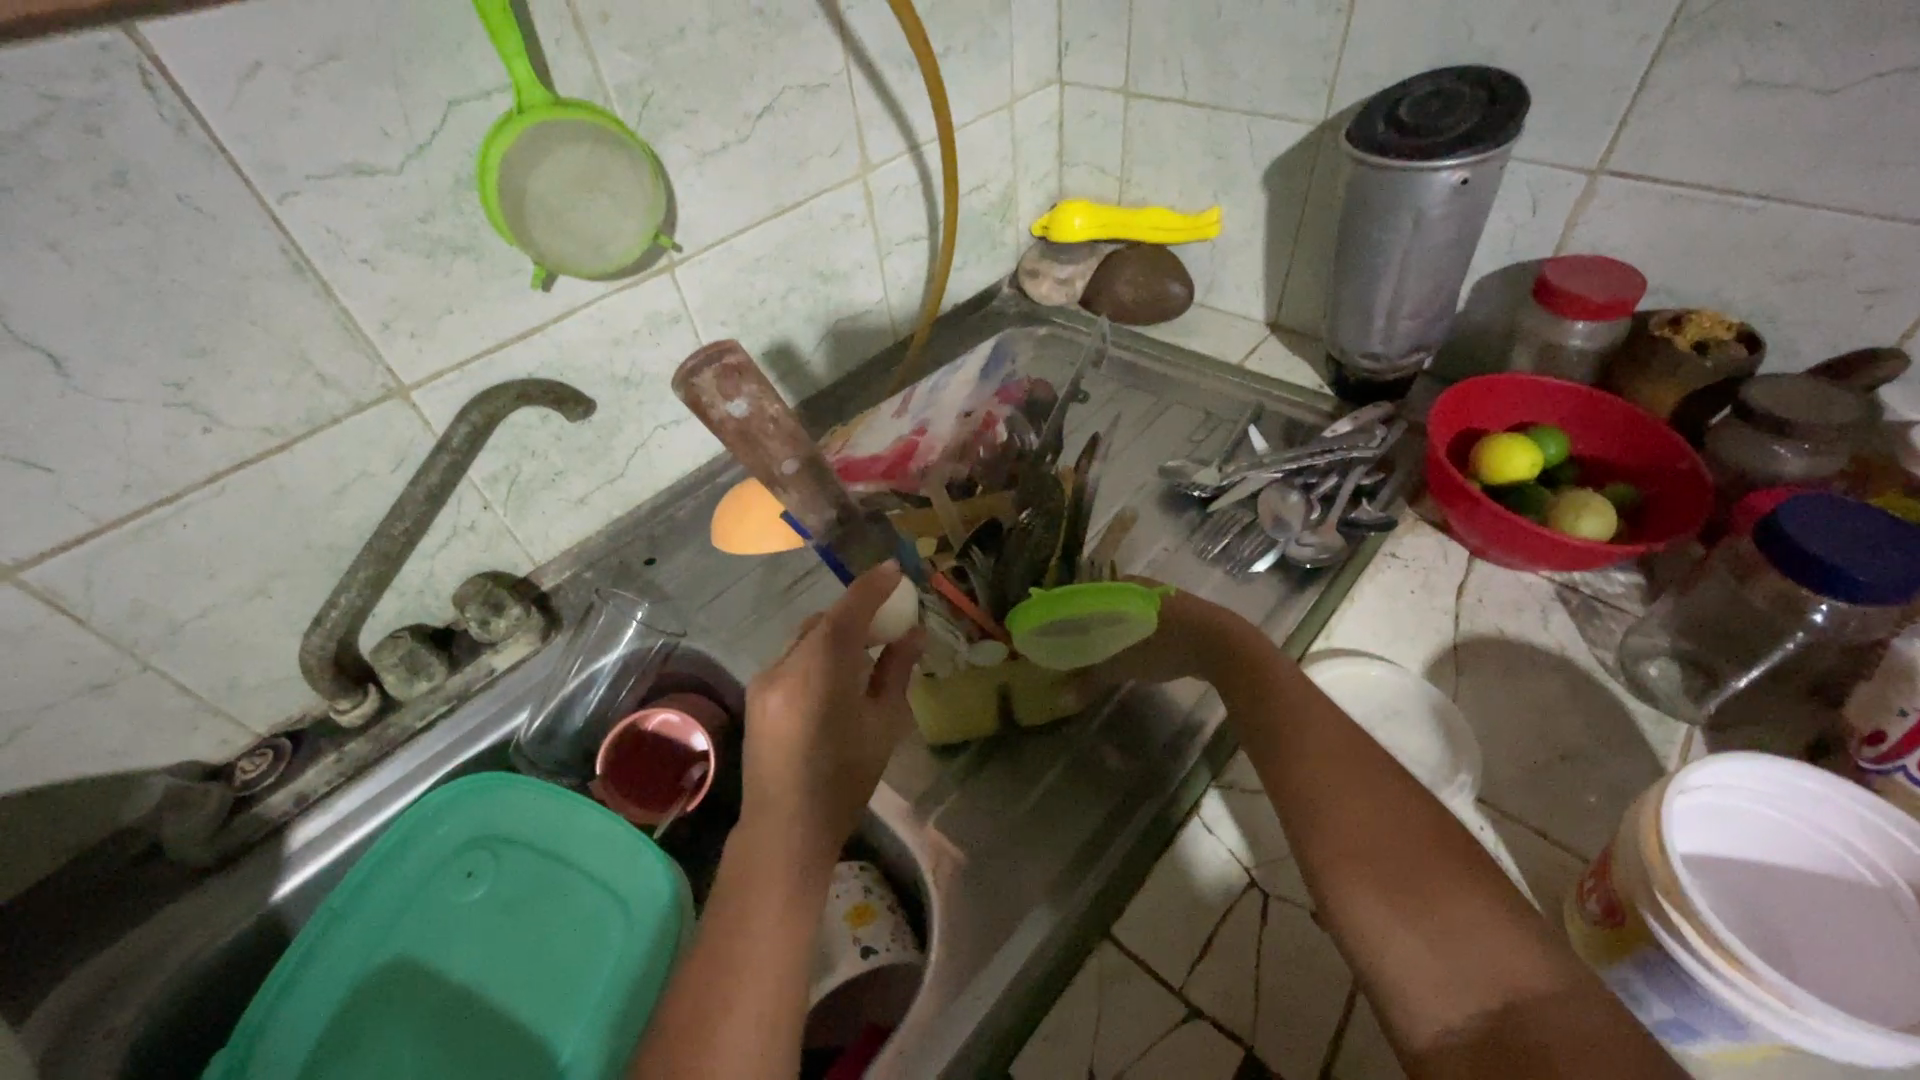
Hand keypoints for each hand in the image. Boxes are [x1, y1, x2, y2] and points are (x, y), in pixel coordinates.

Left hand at [739, 562, 924, 868]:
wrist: (785, 828)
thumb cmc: (845, 780)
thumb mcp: (883, 724)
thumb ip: (896, 672)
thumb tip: (913, 635)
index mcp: (821, 670)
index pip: (849, 611)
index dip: (873, 587)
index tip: (896, 570)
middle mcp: (786, 664)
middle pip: (824, 622)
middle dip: (856, 613)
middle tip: (890, 620)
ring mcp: (765, 679)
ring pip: (806, 639)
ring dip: (836, 635)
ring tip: (867, 651)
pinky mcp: (757, 694)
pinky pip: (793, 659)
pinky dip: (818, 655)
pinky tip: (837, 678)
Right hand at [1080, 581, 1260, 689]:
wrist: (1225, 646)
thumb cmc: (1167, 645)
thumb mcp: (1123, 663)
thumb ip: (1091, 677)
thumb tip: (1063, 697)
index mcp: (1121, 585)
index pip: (1082, 596)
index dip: (1067, 616)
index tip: (1055, 636)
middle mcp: (1140, 585)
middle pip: (1104, 605)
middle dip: (1090, 627)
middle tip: (1075, 649)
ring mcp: (1164, 598)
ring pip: (1127, 614)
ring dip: (1113, 632)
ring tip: (1100, 654)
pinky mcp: (1182, 615)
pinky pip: (1147, 622)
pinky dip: (1135, 636)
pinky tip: (1132, 654)